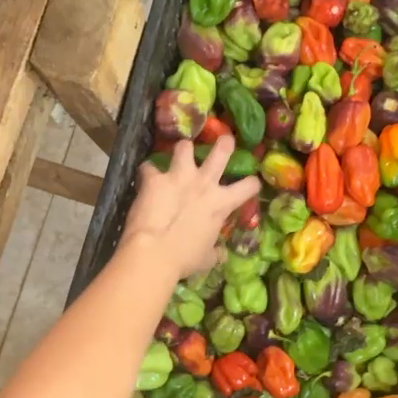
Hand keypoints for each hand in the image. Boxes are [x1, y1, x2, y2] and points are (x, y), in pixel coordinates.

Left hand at [120, 136, 259, 280]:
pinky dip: (148, 171)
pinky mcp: (154, 178)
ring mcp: (179, 177)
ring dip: (183, 149)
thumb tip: (221, 255)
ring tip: (181, 151)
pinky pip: (149, 167)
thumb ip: (215, 252)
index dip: (252, 183)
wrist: (155, 252)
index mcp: (221, 204)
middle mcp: (204, 183)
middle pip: (221, 152)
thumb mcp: (206, 258)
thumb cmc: (185, 258)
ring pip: (185, 147)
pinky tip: (146, 174)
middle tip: (225, 139)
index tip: (251, 182)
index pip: (249, 186)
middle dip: (225, 143)